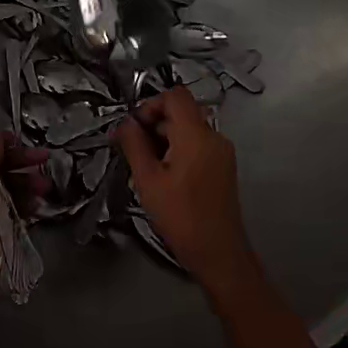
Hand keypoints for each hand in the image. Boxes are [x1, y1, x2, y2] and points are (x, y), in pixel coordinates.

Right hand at [115, 87, 254, 289]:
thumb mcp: (148, 180)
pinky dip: (177, 151)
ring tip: (145, 168)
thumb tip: (125, 123)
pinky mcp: (222, 166)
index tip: (133, 126)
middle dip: (153, 125)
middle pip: (180, 112)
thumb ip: (134, 144)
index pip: (175, 96)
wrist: (218, 252)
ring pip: (187, 130)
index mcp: (196, 135)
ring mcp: (221, 152)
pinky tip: (163, 176)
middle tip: (131, 149)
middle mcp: (214, 137)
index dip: (150, 104)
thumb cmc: (181, 217)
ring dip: (163, 139)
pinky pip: (197, 145)